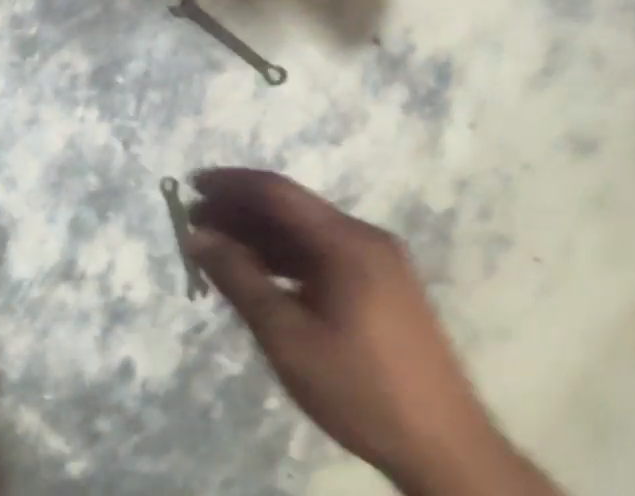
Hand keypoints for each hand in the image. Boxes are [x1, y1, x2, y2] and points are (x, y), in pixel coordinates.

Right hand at [186, 169, 558, 495]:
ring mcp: (380, 264)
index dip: (229, 184)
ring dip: (258, 235)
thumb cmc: (360, 389)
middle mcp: (367, 241)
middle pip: (291, 209)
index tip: (187, 186)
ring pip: (305, 233)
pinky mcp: (383, 288)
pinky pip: (322, 255)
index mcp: (347, 243)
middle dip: (238, 210)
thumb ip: (238, 278)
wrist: (446, 450)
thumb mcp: (286, 335)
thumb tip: (196, 236)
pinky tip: (257, 275)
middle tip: (192, 222)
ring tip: (215, 249)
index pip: (276, 192)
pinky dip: (283, 257)